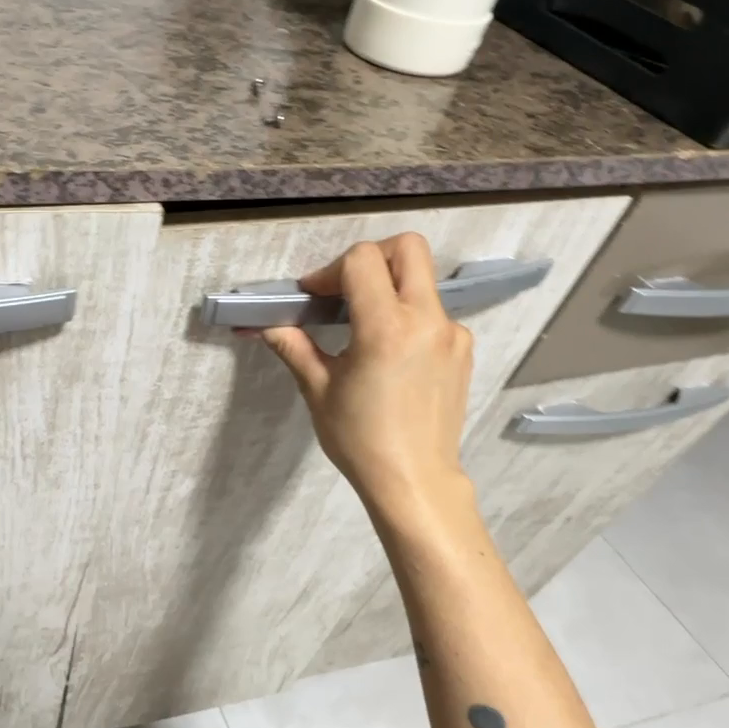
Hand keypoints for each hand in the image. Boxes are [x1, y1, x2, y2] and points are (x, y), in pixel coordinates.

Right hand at [256, 234, 474, 523]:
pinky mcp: (463, 349)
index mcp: (386, 328)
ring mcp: (452, 333)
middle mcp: (427, 320)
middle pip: (407, 249)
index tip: (313, 297)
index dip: (330, 270)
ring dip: (390, 289)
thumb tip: (266, 324)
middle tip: (345, 289)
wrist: (414, 479)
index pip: (363, 261)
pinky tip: (388, 354)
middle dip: (372, 257)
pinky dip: (408, 318)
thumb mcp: (319, 391)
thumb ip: (295, 346)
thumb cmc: (360, 440)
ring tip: (362, 328)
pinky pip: (434, 313)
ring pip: (423, 281)